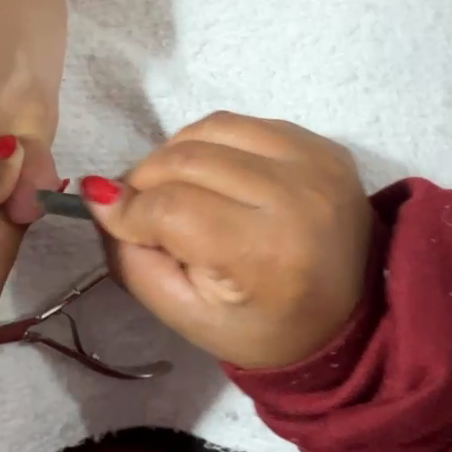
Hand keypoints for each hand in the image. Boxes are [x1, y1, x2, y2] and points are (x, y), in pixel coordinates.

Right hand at [84, 112, 373, 369]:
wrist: (352, 316)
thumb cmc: (262, 327)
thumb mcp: (186, 316)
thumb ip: (133, 259)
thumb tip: (99, 196)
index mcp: (265, 253)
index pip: (171, 207)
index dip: (128, 210)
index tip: (110, 217)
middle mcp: (296, 196)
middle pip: (185, 159)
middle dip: (144, 179)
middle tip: (137, 206)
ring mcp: (315, 162)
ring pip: (210, 129)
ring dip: (174, 155)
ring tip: (172, 188)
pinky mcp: (323, 144)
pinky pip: (243, 124)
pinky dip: (211, 144)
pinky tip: (213, 174)